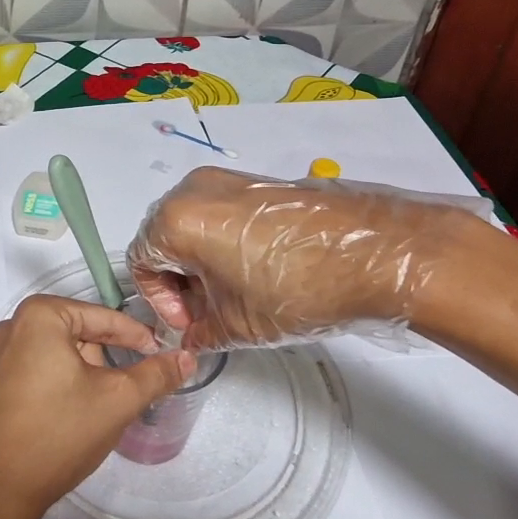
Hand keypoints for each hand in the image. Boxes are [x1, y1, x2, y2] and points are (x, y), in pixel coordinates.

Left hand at [0, 295, 194, 518]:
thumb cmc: (60, 433)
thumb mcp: (118, 401)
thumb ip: (156, 374)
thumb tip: (187, 357)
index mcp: (38, 317)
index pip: (100, 318)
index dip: (135, 336)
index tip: (158, 353)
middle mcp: (7, 329)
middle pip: (72, 334)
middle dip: (101, 358)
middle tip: (123, 388)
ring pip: (47, 357)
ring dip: (75, 374)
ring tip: (93, 408)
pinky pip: (23, 378)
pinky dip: (46, 390)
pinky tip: (58, 421)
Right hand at [127, 167, 481, 351]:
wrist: (375, 253)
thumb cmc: (294, 289)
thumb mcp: (239, 325)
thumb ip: (201, 333)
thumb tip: (191, 338)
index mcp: (177, 219)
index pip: (141, 261)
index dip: (160, 301)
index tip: (191, 323)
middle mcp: (194, 189)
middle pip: (164, 238)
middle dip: (180, 281)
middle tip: (209, 313)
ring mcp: (228, 180)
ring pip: (193, 225)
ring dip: (202, 263)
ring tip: (236, 296)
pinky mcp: (258, 182)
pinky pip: (221, 214)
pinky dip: (224, 244)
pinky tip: (257, 273)